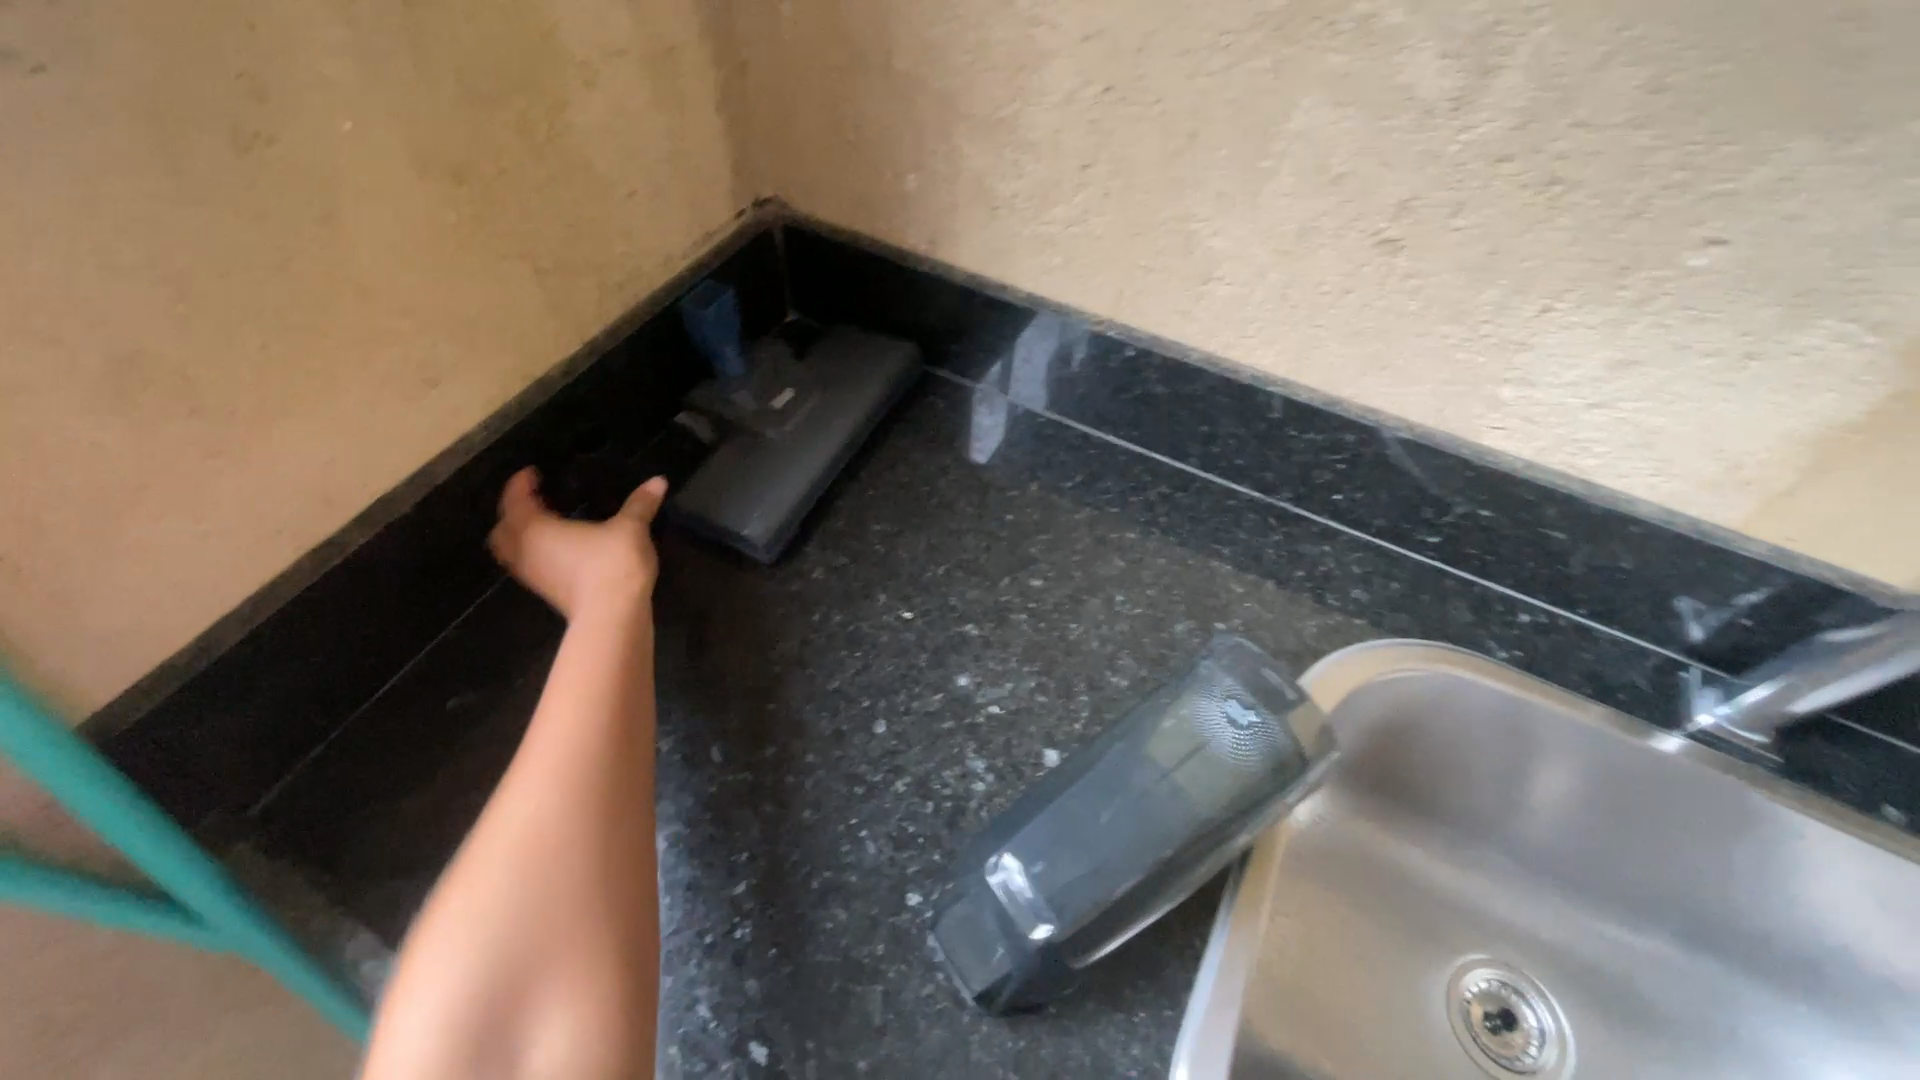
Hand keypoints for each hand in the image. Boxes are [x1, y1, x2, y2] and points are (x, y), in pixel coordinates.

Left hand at [488, 468, 667, 619]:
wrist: (612, 616)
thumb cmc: (613, 564)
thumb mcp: (631, 528)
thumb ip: (640, 504)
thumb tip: (659, 481)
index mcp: (536, 528)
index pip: (516, 500)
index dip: (521, 484)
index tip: (531, 473)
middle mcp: (526, 551)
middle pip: (502, 530)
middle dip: (512, 514)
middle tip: (531, 502)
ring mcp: (534, 575)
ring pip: (512, 552)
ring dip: (519, 537)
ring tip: (541, 527)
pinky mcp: (548, 593)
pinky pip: (530, 567)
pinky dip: (535, 555)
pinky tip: (558, 551)